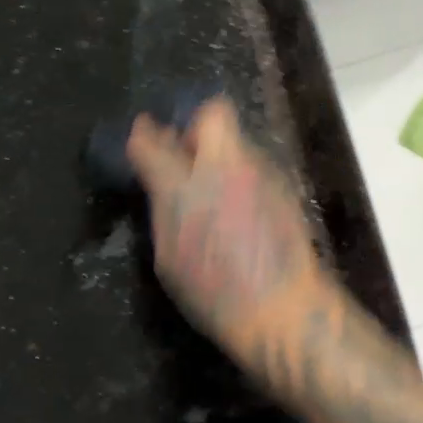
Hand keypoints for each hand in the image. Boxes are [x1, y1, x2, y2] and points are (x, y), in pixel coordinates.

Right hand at [126, 99, 330, 354]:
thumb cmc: (212, 295)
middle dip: (192, 127)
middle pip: (211, 114)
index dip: (142, 136)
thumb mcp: (168, 258)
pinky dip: (236, 176)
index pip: (153, 143)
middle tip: (182, 154)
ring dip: (216, 155)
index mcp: (183, 190)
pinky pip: (251, 165)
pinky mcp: (283, 185)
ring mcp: (260, 173)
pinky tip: (232, 209)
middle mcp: (224, 169)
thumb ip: (163, 212)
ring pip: (234, 141)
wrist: (281, 307)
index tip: (138, 136)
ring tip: (207, 190)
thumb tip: (160, 187)